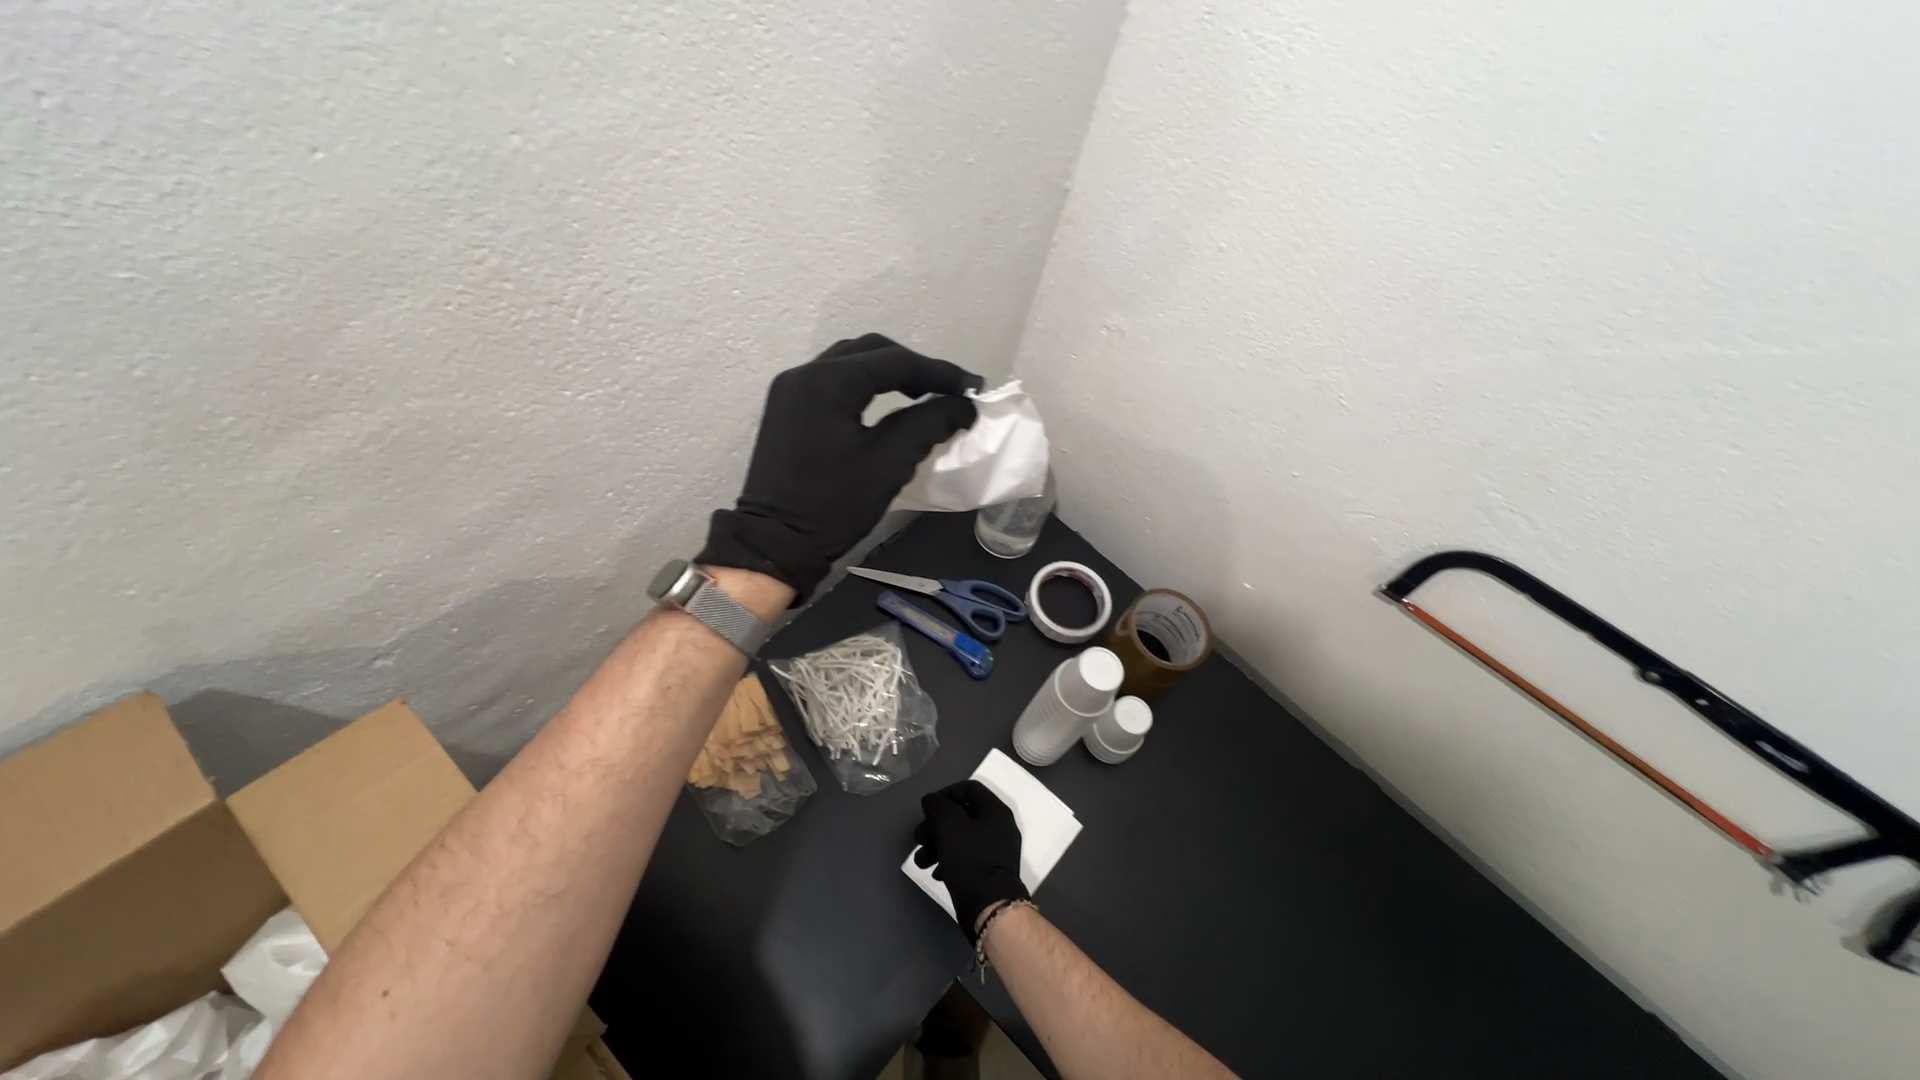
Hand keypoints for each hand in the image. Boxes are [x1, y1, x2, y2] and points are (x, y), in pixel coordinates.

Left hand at [697, 333, 981, 600]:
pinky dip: (864, 385)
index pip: (895, 362)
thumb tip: (964, 405)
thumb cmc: (834, 504)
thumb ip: (929, 423)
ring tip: (921, 395)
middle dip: (914, 367)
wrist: (776, 543)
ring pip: (849, 362)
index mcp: (828, 381)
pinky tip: (885, 406)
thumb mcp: (890, 462)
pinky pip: (832, 381)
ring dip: (888, 373)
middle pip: (870, 351)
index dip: (940, 373)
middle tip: (947, 391)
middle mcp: (805, 373)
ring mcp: (791, 389)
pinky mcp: (787, 408)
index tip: (974, 388)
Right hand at [913, 779, 1028, 940]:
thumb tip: (932, 800)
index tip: (928, 810)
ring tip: (921, 861)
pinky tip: (936, 873)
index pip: (969, 788)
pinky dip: (947, 861)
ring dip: (936, 845)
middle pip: (961, 815)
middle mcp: (998, 827)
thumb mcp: (949, 826)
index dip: (945, 794)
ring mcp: (994, 851)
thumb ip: (938, 806)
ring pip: (959, 838)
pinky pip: (964, 857)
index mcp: (995, 811)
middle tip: (920, 838)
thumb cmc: (970, 860)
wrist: (989, 908)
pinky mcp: (987, 871)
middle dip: (935, 825)